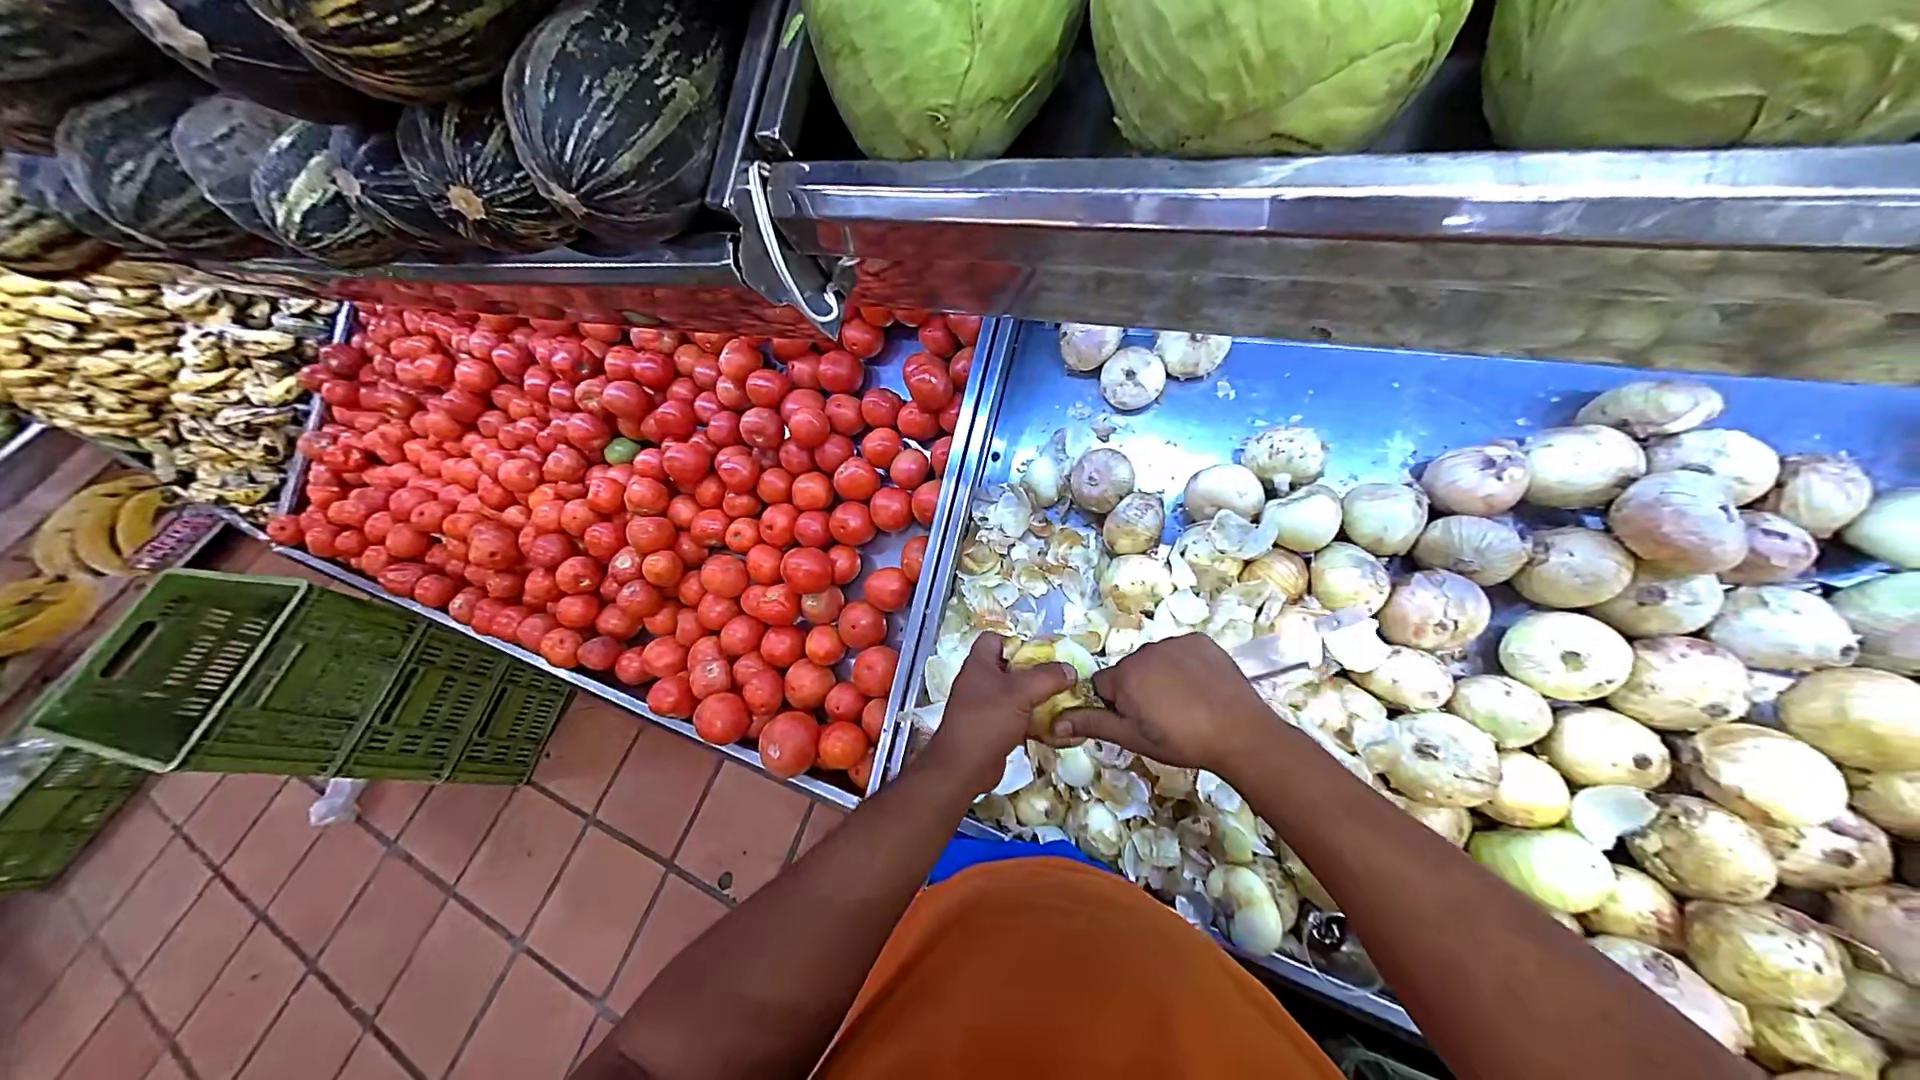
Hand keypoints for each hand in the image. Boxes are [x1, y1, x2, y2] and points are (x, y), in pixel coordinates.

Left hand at [918, 633, 1074, 797]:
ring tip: (1063, 702)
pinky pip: (1018, 718)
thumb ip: (1047, 677)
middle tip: (1059, 679)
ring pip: (1016, 695)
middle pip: (1010, 668)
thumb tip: (1070, 670)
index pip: (994, 639)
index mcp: (979, 664)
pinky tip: (1055, 728)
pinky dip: (1034, 722)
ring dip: (1038, 699)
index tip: (1042, 654)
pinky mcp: (993, 729)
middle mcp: (980, 682)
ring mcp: (985, 706)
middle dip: (1035, 673)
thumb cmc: (987, 721)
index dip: (1017, 641)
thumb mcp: (1020, 693)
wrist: (963, 767)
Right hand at [1053, 633, 1275, 772]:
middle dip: (1138, 689)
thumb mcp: (1132, 738)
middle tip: (1162, 717)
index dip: (1115, 704)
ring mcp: (1174, 642)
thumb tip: (1054, 722)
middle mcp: (1144, 651)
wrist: (1240, 733)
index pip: (1102, 685)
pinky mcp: (1200, 641)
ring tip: (1185, 704)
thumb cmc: (1181, 740)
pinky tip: (1200, 688)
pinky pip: (1181, 651)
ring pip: (1154, 660)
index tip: (1136, 720)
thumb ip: (1092, 724)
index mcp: (1124, 675)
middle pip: (1129, 671)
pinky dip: (1185, 666)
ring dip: (1160, 676)